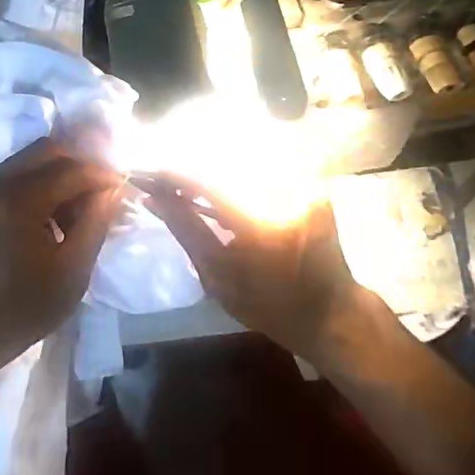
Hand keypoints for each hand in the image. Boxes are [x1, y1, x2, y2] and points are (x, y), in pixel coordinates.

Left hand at [0, 137, 123, 384]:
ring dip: (52, 177)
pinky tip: (37, 223)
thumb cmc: (15, 313)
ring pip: (24, 162)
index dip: (101, 175)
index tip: (120, 191)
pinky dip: (28, 187)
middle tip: (93, 202)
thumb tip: (111, 189)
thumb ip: (95, 224)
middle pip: (46, 151)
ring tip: (66, 219)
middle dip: (76, 168)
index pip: (72, 167)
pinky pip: (4, 177)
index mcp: (18, 199)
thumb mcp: (70, 274)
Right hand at [140, 175, 366, 362]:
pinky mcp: (312, 183)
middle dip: (188, 168)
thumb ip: (185, 229)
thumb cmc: (270, 306)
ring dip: (211, 170)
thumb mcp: (218, 277)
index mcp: (260, 223)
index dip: (170, 176)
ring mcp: (303, 185)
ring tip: (188, 185)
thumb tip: (152, 198)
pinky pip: (264, 168)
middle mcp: (285, 194)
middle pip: (222, 161)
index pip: (204, 182)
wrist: (331, 312)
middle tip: (161, 180)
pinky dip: (237, 174)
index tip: (142, 173)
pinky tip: (224, 189)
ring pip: (242, 161)